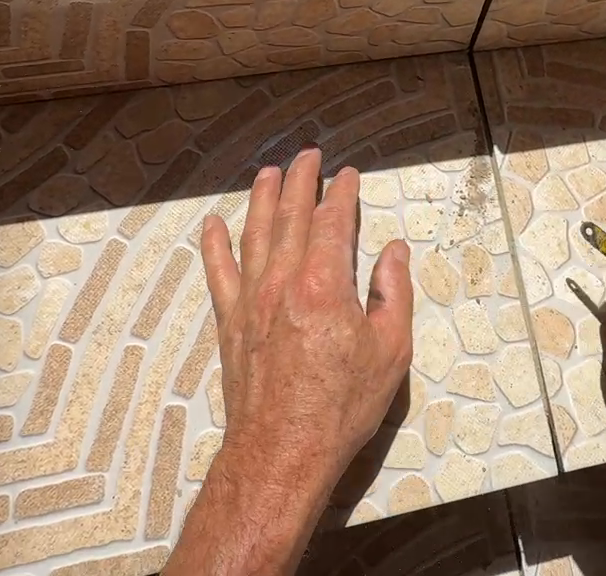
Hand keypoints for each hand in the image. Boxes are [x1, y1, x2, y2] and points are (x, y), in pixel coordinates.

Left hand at [198, 149, 412, 512]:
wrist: (283, 451)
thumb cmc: (343, 403)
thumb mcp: (390, 351)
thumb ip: (393, 293)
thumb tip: (394, 251)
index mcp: (325, 283)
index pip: (333, 220)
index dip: (342, 192)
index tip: (349, 175)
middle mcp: (284, 279)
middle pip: (291, 214)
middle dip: (301, 179)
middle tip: (308, 155)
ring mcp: (251, 298)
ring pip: (254, 232)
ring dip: (262, 197)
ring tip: (268, 172)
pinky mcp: (230, 320)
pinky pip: (218, 271)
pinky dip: (214, 244)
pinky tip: (212, 224)